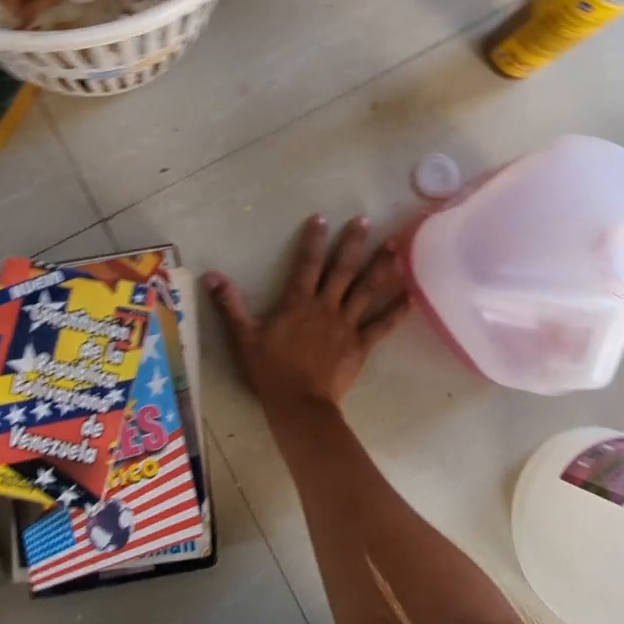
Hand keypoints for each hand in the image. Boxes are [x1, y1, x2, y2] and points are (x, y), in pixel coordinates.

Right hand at [204, 216, 411, 413]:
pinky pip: (382, 325)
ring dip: (381, 266)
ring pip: (366, 289)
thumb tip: (211, 275)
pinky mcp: (361, 345)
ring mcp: (346, 324)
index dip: (314, 239)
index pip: (306, 263)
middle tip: (366, 220)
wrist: (298, 405)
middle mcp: (326, 306)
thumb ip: (230, 304)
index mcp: (298, 302)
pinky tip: (412, 295)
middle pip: (342, 268)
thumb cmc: (270, 371)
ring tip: (395, 246)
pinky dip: (397, 310)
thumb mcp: (244, 336)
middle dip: (354, 243)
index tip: (322, 218)